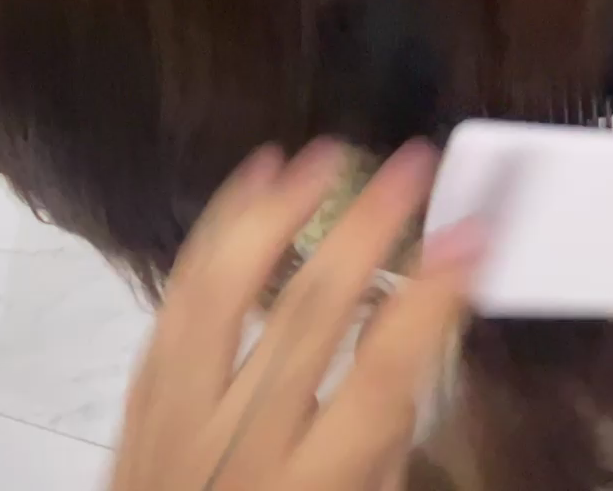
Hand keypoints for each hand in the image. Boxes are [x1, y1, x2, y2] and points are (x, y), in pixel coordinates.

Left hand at [111, 139, 483, 490]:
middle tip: (409, 165)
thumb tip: (416, 317)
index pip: (381, 376)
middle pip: (304, 314)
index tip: (472, 233)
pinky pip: (174, 298)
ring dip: (274, 210)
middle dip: (366, 226)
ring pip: (220, 291)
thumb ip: (386, 431)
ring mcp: (175, 417)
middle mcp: (238, 447)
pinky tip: (250, 182)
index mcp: (313, 487)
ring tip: (320, 155)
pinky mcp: (140, 396)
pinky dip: (214, 230)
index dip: (430, 296)